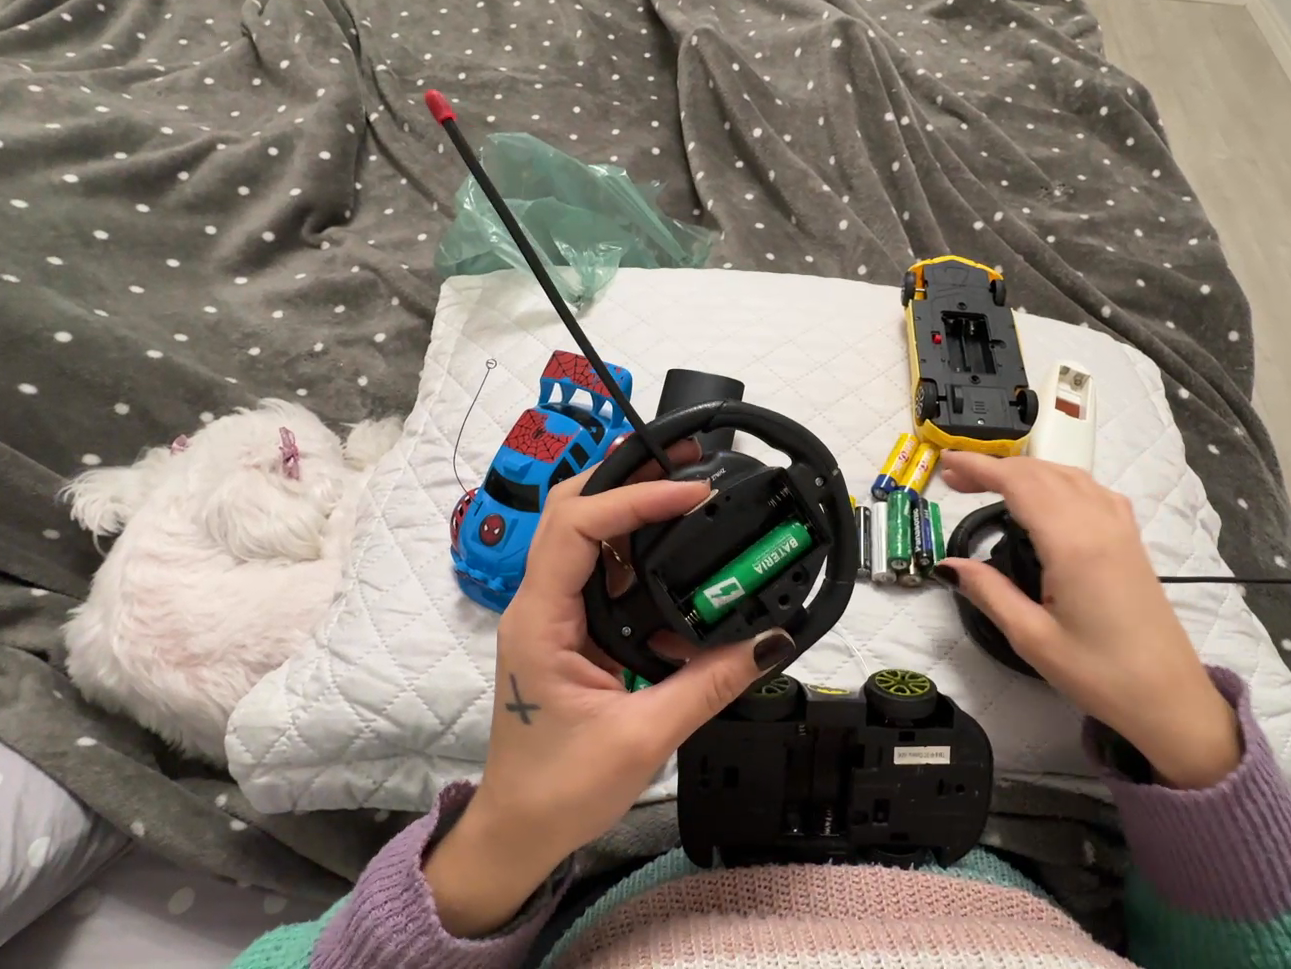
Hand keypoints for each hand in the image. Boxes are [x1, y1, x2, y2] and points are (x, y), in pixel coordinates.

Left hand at [425, 460, 794, 936]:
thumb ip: (710, 682)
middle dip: (626, 475)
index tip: (693, 495)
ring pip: (586, 534)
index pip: (578, 526)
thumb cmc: (561, 789)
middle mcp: (539, 602)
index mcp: (541, 619)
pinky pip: (602, 571)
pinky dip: (639, 552)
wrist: (519, 829)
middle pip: (573, 510)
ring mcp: (552, 613)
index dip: (635, 498)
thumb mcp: (644, 736)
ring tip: (688, 489)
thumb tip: (771, 640)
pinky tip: (678, 556)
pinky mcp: (569, 628)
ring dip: (633, 506)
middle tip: (687, 461)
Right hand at [937, 452, 1238, 788]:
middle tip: (956, 480)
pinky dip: (1058, 479)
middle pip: (1042, 473)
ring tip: (990, 483)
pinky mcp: (1131, 540)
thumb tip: (948, 564)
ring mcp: (1121, 529)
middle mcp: (1100, 524)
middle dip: (996, 467)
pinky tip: (1045, 495)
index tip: (947, 465)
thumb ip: (988, 592)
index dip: (980, 467)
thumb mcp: (1032, 638)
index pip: (1020, 484)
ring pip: (1069, 475)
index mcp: (1073, 545)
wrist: (1171, 699)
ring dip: (1026, 470)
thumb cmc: (1100, 674)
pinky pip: (1092, 489)